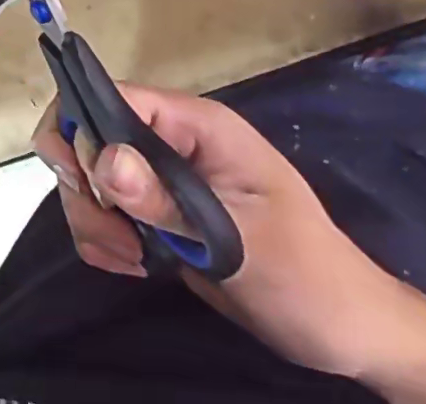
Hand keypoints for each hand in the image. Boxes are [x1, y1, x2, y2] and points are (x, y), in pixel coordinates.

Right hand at [34, 84, 414, 378]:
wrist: (341, 328)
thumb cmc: (304, 274)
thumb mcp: (237, 240)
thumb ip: (165, 198)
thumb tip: (101, 158)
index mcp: (195, 124)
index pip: (114, 98)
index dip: (84, 131)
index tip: (88, 186)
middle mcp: (170, 139)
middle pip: (89, 136)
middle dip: (87, 189)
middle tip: (118, 238)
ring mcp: (160, 174)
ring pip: (89, 176)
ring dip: (94, 220)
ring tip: (133, 259)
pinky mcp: (153, 208)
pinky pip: (101, 209)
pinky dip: (101, 238)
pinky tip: (132, 264)